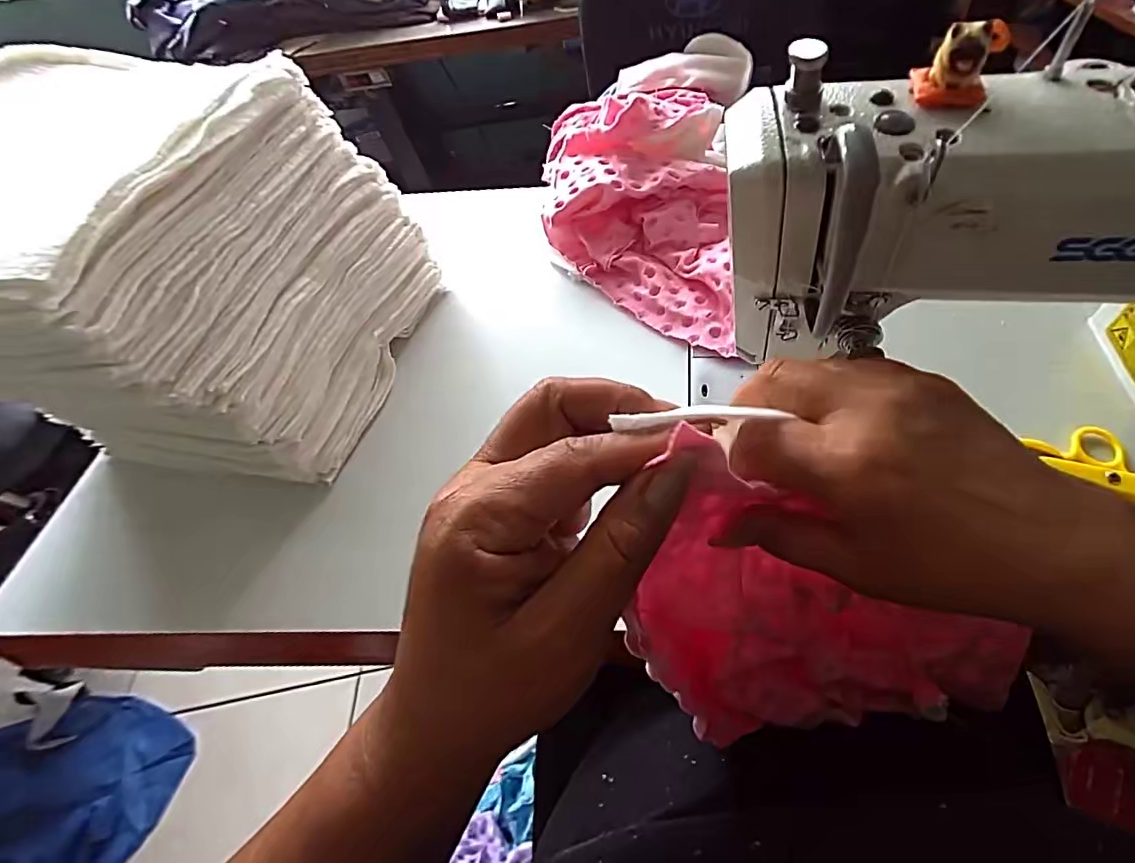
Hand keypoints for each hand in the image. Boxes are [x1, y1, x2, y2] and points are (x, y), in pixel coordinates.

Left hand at [379, 378, 693, 769]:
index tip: (701, 445)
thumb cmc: (494, 693)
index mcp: (477, 515)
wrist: (434, 729)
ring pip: (554, 420)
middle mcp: (474, 485)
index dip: (642, 443)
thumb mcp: (569, 630)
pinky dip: (601, 452)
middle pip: (551, 405)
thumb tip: (675, 470)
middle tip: (679, 432)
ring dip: (612, 423)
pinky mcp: (502, 501)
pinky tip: (634, 475)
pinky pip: (556, 452)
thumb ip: (624, 543)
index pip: (573, 453)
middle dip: (620, 405)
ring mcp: (484, 489)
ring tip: (666, 449)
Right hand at [721, 357, 1134, 625]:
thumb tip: (722, 528)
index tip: (740, 474)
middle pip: (772, 377)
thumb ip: (782, 534)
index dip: (731, 451)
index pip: (751, 433)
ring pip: (810, 364)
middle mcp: (863, 405)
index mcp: (844, 462)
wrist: (1047, 537)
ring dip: (786, 394)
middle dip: (746, 406)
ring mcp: (895, 381)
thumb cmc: (948, 566)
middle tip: (756, 444)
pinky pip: (852, 367)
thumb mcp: (857, 566)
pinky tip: (847, 423)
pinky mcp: (921, 374)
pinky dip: (829, 389)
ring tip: (800, 433)